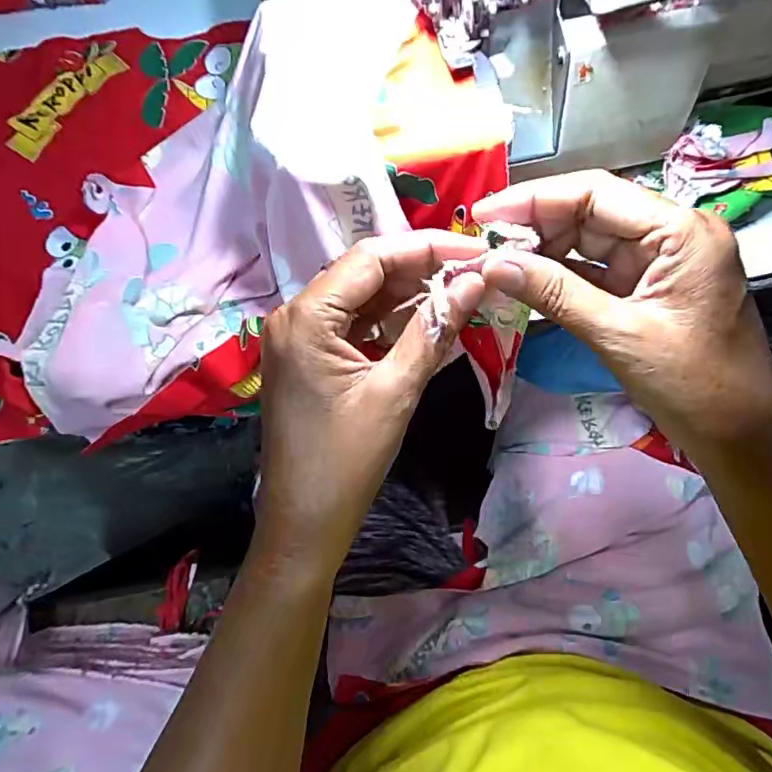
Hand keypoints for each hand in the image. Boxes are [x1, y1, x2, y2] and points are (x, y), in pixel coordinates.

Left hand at [254, 231, 487, 581]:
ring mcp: (299, 336)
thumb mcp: (395, 391)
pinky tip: (430, 321)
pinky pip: (354, 324)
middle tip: (476, 272)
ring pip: (362, 297)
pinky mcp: (309, 356)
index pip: (371, 257)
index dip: (427, 248)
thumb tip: (476, 281)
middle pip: (365, 272)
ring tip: (463, 292)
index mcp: (305, 317)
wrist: (304, 523)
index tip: (476, 249)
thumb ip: (434, 330)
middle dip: (421, 269)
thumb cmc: (346, 462)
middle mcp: (295, 315)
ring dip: (409, 294)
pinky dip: (390, 321)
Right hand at [473, 171, 771, 454]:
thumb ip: (554, 293)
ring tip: (494, 262)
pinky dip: (558, 276)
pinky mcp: (647, 288)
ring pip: (587, 241)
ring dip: (541, 251)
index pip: (595, 193)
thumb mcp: (619, 335)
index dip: (533, 199)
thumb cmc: (694, 386)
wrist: (741, 438)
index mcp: (681, 232)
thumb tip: (491, 263)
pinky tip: (522, 281)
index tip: (483, 215)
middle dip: (533, 226)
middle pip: (589, 212)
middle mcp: (672, 235)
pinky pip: (594, 271)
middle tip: (482, 244)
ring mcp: (659, 262)